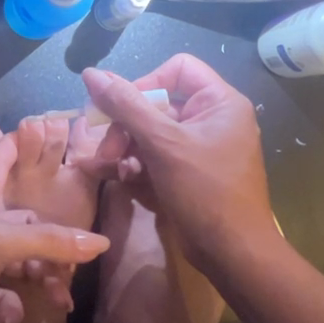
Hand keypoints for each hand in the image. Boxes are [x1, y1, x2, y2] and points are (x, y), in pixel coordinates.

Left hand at [0, 128, 109, 322]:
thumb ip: (47, 240)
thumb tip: (98, 242)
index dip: (18, 144)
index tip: (45, 131)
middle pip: (25, 217)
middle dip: (53, 240)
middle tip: (73, 261)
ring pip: (23, 257)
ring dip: (41, 277)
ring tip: (59, 297)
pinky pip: (7, 289)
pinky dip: (12, 304)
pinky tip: (8, 315)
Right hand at [81, 57, 278, 269]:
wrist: (232, 252)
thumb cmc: (204, 190)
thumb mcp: (161, 144)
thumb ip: (125, 105)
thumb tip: (91, 73)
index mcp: (219, 103)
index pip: (176, 70)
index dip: (144, 83)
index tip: (121, 108)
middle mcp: (213, 119)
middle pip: (157, 104)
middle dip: (126, 125)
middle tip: (107, 148)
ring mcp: (202, 148)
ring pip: (151, 133)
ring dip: (127, 149)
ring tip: (116, 169)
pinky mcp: (190, 173)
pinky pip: (157, 156)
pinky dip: (139, 166)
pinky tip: (127, 180)